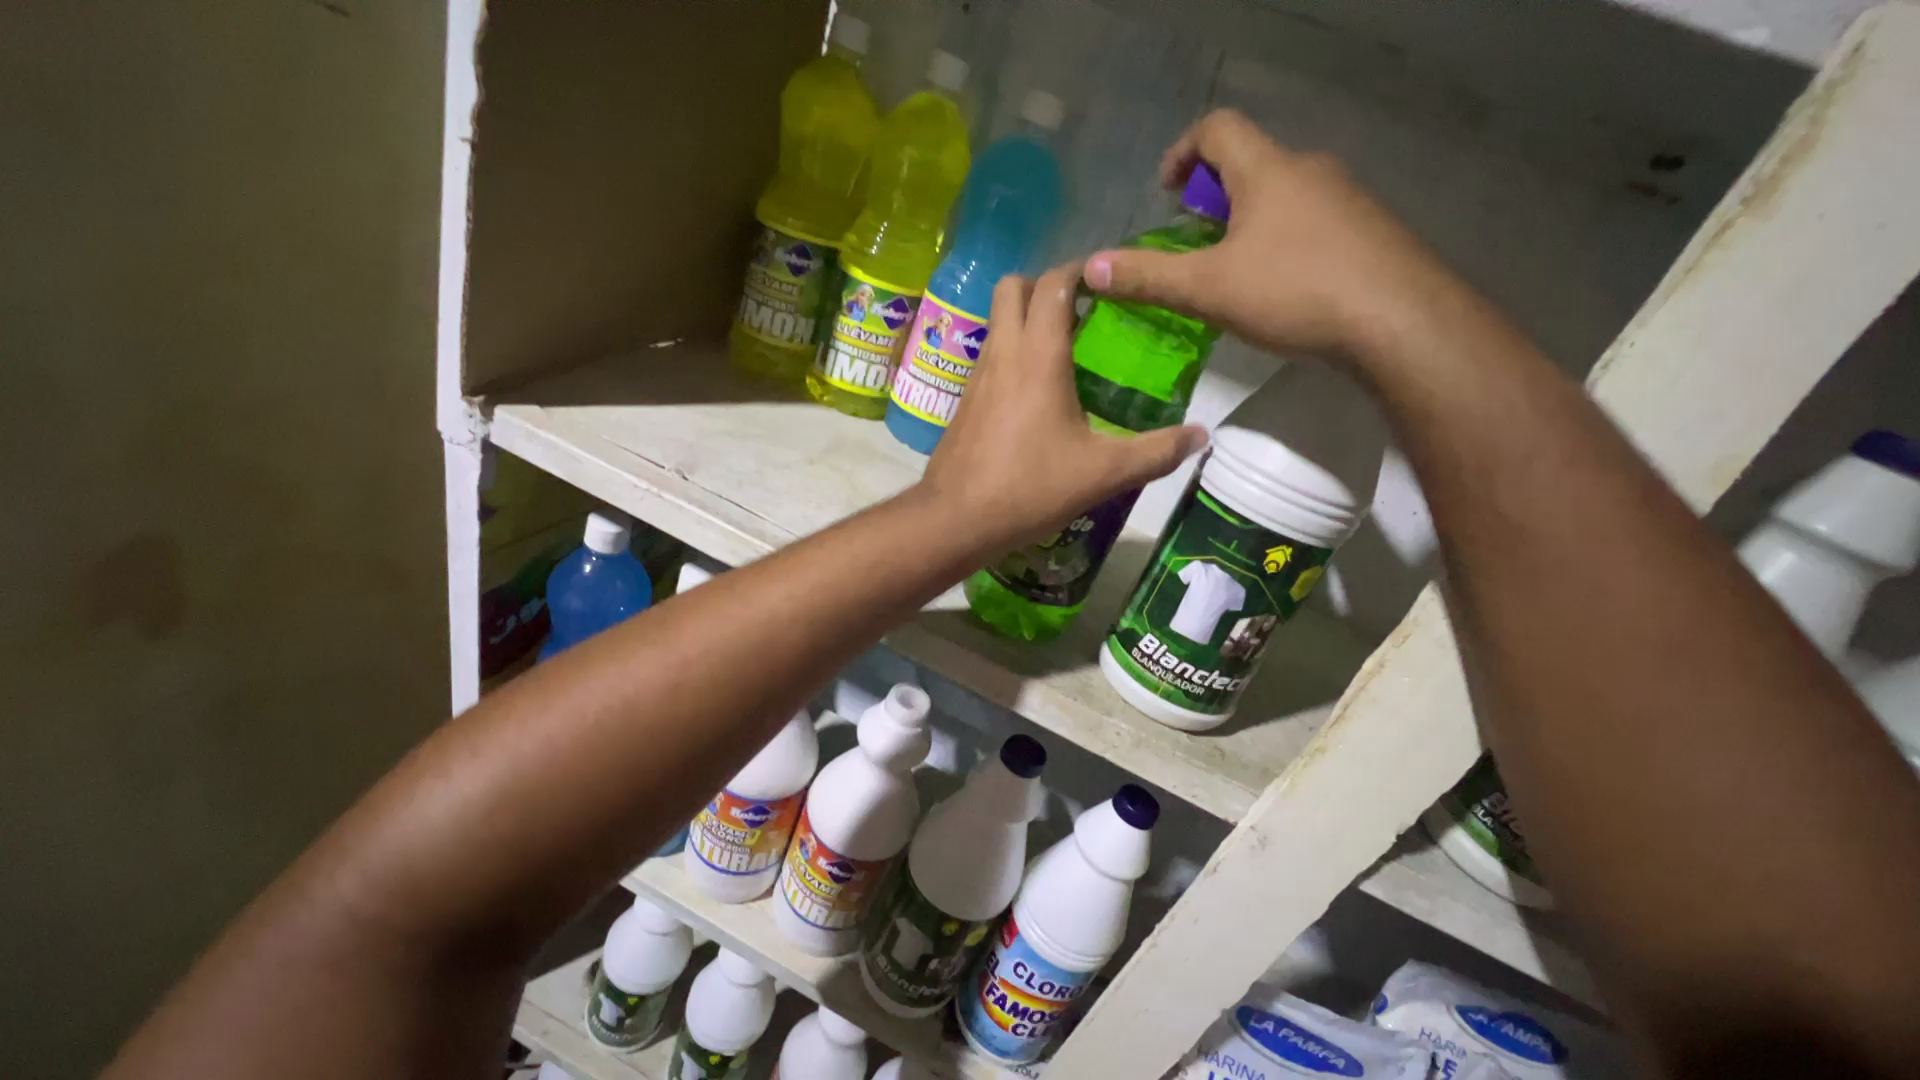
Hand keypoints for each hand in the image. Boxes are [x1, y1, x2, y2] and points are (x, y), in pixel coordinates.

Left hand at [918, 262, 1207, 549]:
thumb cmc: (1031, 488)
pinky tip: (1033, 391)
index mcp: (1039, 356)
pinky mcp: (963, 402)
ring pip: (996, 322)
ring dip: (1024, 318)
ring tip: (1062, 348)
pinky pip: (989, 356)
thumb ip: (1157, 452)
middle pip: (1012, 287)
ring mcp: (977, 376)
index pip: (1054, 284)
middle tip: (1079, 309)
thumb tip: (1202, 436)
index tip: (1107, 278)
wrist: (956, 520)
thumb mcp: (1104, 473)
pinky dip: (1010, 353)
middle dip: (1044, 285)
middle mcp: (1003, 354)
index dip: (1080, 270)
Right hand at [1083, 109, 1462, 364]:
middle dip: (1215, 195)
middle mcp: (1310, 170)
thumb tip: (1090, 267)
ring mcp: (1348, 200)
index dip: (1183, 151)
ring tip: (1235, 272)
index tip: (1167, 192)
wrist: (1399, 320)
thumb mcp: (1208, 289)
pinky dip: (1287, 242)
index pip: (1219, 128)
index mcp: (1268, 170)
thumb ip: (1148, 277)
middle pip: (1252, 162)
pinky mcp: (1372, 232)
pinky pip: (1316, 223)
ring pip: (1286, 195)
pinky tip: (1284, 290)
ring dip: (1252, 221)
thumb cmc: (1295, 291)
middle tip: (1196, 241)